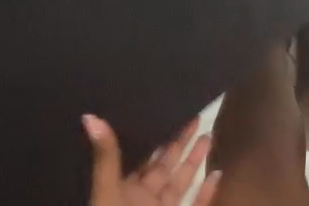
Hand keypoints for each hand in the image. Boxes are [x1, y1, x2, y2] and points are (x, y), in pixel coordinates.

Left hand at [84, 115, 219, 205]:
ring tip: (209, 135)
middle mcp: (144, 202)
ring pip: (182, 185)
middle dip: (180, 144)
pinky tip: (218, 174)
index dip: (156, 135)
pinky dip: (208, 193)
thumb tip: (90, 117)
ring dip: (195, 163)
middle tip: (196, 114)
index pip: (143, 158)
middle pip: (165, 167)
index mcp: (124, 192)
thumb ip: (106, 159)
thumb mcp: (106, 194)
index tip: (169, 110)